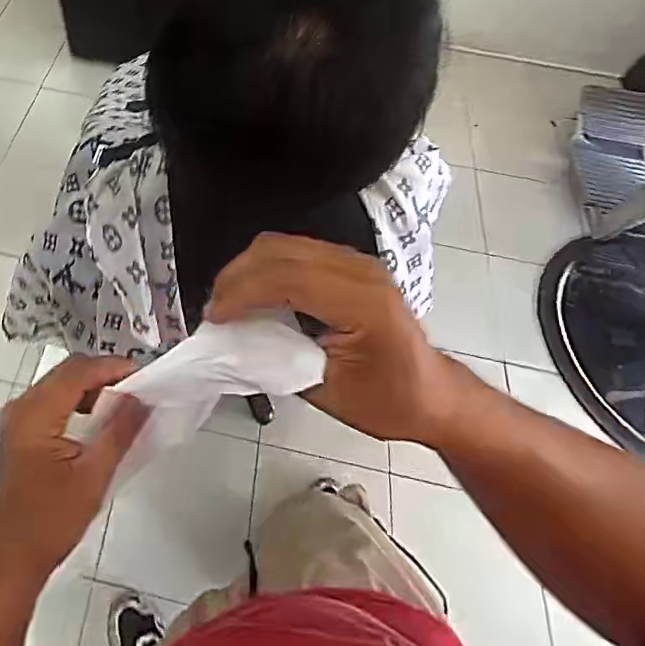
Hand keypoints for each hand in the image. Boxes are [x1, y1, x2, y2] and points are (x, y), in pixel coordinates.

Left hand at [0, 357, 148, 580]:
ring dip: (91, 386)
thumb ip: (120, 429)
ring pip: (60, 382)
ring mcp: (16, 420)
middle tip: (136, 389)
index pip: (79, 371)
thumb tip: (142, 398)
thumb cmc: (51, 522)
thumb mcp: (94, 475)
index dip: (114, 367)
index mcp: (36, 415)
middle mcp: (21, 409)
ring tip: (122, 404)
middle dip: (104, 374)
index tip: (144, 376)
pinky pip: (51, 399)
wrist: (10, 563)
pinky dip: (77, 399)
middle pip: (68, 371)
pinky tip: (96, 419)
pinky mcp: (18, 433)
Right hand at [207, 234, 476, 445]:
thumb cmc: (388, 400)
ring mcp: (358, 262)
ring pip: (288, 245)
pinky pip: (300, 252)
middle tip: (214, 310)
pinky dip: (269, 269)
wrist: (430, 393)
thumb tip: (235, 341)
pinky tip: (257, 296)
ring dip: (251, 269)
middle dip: (239, 275)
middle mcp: (361, 270)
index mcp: (363, 301)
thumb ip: (281, 359)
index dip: (244, 291)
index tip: (214, 317)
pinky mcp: (352, 265)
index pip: (290, 276)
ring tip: (229, 304)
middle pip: (283, 250)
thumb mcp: (328, 389)